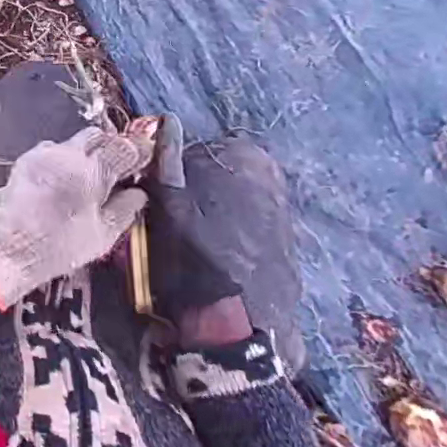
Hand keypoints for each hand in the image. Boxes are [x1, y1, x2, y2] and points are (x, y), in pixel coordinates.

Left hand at [0, 126, 152, 309]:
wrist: (12, 247)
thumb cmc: (62, 245)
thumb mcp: (104, 234)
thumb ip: (126, 208)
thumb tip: (138, 192)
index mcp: (92, 169)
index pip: (123, 146)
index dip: (138, 149)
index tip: (145, 156)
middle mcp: (67, 153)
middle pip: (96, 136)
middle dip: (109, 146)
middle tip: (115, 167)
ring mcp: (43, 154)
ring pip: (72, 142)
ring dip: (84, 153)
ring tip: (86, 178)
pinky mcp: (25, 160)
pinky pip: (51, 152)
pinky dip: (62, 161)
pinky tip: (62, 181)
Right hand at [144, 117, 306, 366]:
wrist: (238, 328)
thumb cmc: (195, 258)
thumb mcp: (167, 206)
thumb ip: (166, 160)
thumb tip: (166, 119)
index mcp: (245, 157)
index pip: (196, 150)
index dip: (172, 175)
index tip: (160, 204)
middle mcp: (272, 177)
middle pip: (215, 175)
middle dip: (195, 193)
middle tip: (174, 227)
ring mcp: (283, 210)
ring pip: (229, 202)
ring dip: (210, 216)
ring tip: (192, 248)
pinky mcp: (287, 242)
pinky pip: (246, 227)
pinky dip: (229, 237)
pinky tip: (215, 262)